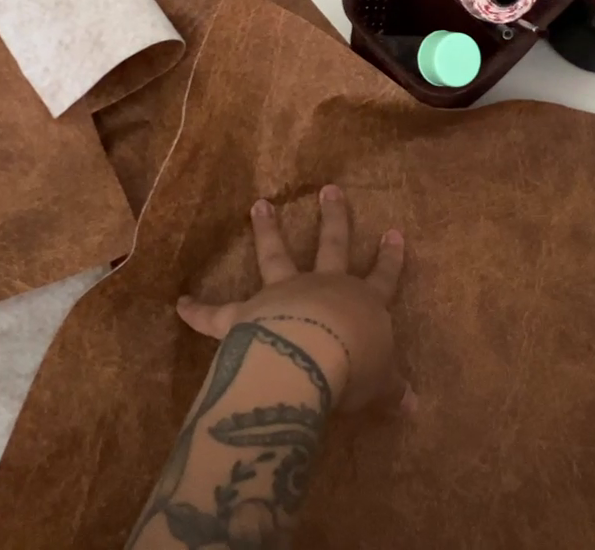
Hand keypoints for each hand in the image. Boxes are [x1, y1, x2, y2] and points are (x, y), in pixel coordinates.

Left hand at [177, 185, 410, 413]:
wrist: (312, 357)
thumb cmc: (355, 367)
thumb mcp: (381, 383)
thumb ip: (392, 389)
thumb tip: (415, 405)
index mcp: (362, 303)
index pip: (382, 277)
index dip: (390, 258)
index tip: (394, 232)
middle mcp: (324, 288)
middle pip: (332, 245)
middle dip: (333, 217)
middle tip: (328, 188)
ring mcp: (283, 294)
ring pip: (276, 254)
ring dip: (267, 230)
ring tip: (259, 204)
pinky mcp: (246, 314)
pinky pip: (217, 313)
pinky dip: (197, 309)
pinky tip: (179, 302)